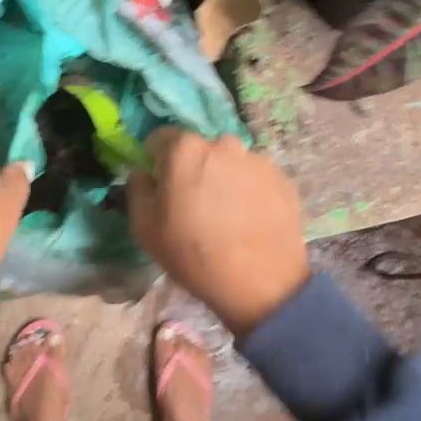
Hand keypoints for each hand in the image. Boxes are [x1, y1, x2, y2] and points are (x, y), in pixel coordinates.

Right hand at [127, 128, 309, 334]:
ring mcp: (257, 159)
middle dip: (193, 169)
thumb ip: (137, 189)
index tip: (161, 187)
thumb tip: (142, 173)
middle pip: (199, 150)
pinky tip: (248, 221)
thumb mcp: (144, 228)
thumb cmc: (193, 253)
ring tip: (227, 216)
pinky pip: (255, 178)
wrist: (260, 282)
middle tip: (195, 205)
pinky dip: (249, 191)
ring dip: (223, 179)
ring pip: (229, 163)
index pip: (161, 139)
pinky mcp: (282, 178)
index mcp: (185, 149)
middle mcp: (223, 143)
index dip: (156, 161)